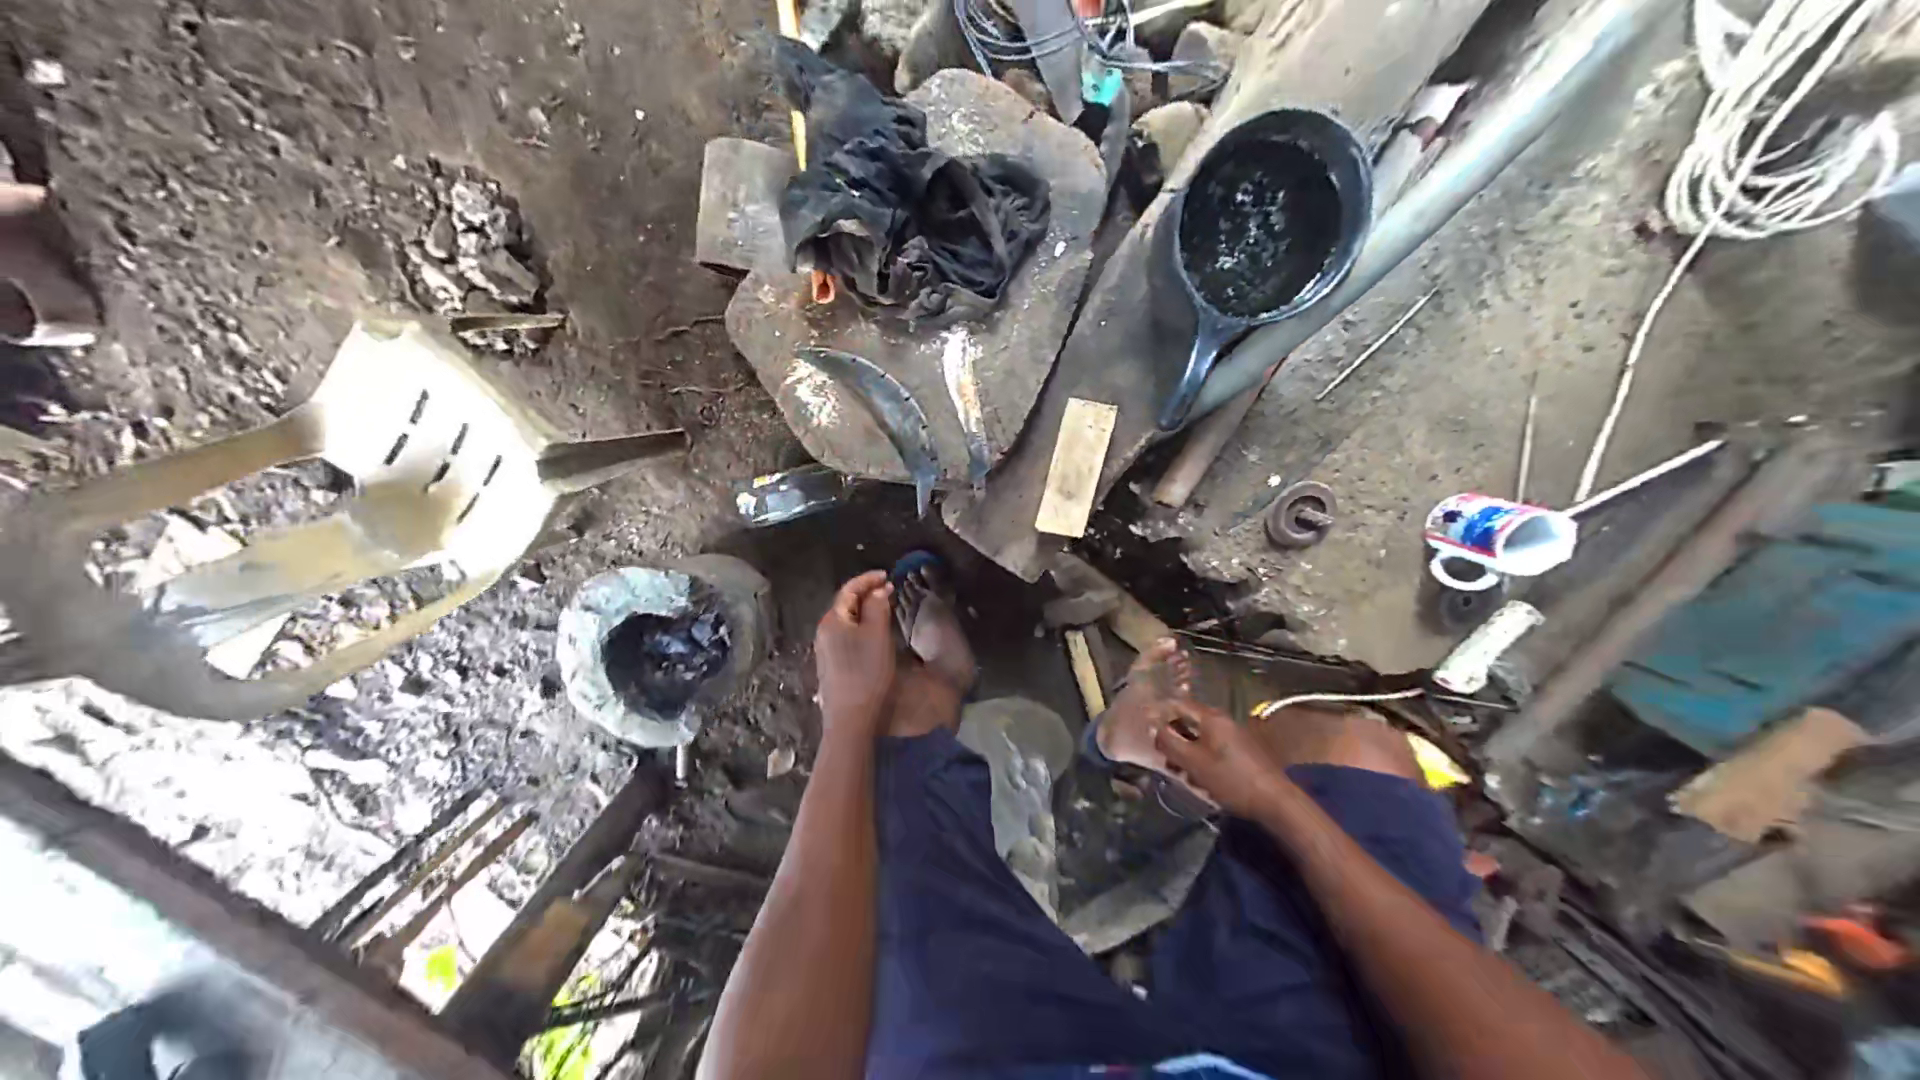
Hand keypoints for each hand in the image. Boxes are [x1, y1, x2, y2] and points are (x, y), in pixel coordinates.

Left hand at [814, 571, 895, 736]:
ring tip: (884, 609)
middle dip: (867, 594)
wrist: (850, 718)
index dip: (868, 579)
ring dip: (864, 611)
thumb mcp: (877, 635)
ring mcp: (825, 650)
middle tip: (889, 591)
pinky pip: (846, 636)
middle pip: (845, 605)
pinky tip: (873, 635)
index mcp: (832, 620)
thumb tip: (878, 590)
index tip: (887, 575)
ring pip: (846, 621)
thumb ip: (878, 607)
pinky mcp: (831, 665)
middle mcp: (823, 632)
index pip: (849, 590)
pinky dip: (861, 628)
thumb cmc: (866, 672)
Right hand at [1152, 698, 1294, 817]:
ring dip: (1187, 754)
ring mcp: (1234, 735)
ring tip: (1184, 775)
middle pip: (1188, 722)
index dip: (1158, 714)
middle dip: (1173, 740)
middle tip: (1166, 761)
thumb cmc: (1231, 779)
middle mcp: (1223, 720)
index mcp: (1211, 717)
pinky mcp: (1242, 751)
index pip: (1177, 704)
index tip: (1146, 730)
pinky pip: (1213, 748)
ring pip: (1200, 738)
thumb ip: (1169, 742)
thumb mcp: (1193, 762)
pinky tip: (1203, 780)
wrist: (1276, 802)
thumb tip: (1152, 726)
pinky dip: (1202, 760)